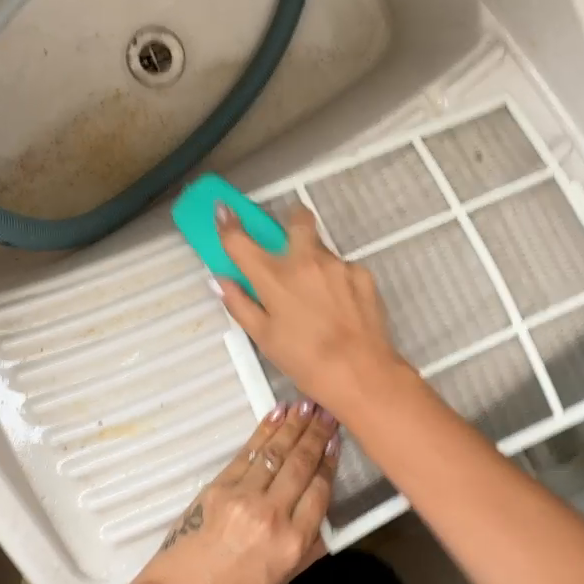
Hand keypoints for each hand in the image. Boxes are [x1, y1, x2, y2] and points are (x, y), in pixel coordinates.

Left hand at [129, 400, 339, 583]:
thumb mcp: (282, 580)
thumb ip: (308, 547)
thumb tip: (325, 516)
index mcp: (293, 543)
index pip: (320, 491)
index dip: (329, 462)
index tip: (335, 440)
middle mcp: (273, 515)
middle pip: (300, 465)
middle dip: (316, 435)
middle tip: (328, 412)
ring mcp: (244, 497)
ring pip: (275, 453)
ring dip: (293, 425)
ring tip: (307, 405)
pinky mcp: (218, 486)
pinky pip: (248, 453)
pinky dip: (264, 431)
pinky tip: (277, 416)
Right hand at [217, 205, 408, 416]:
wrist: (362, 373)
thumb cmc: (305, 361)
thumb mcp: (264, 338)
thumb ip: (239, 304)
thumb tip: (221, 281)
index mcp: (274, 276)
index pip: (240, 240)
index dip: (228, 222)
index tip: (223, 210)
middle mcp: (305, 260)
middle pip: (297, 218)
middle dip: (291, 220)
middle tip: (288, 243)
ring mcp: (337, 264)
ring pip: (321, 248)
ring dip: (313, 260)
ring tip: (317, 296)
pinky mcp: (362, 274)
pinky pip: (343, 268)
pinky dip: (336, 281)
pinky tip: (339, 307)